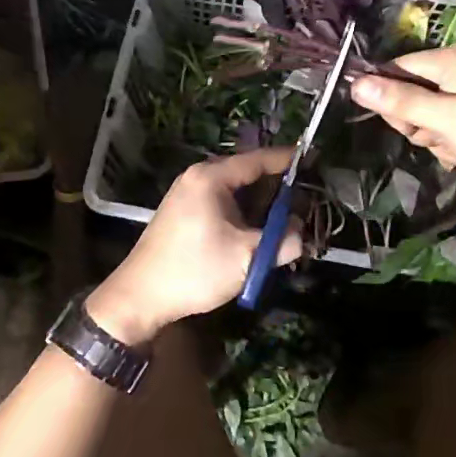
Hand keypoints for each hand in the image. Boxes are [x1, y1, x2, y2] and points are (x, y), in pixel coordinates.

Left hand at [87, 148, 303, 343]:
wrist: (141, 297)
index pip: (258, 159)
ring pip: (236, 194)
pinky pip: (223, 206)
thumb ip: (282, 241)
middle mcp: (198, 179)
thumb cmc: (194, 270)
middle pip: (248, 176)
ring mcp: (188, 196)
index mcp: (210, 178)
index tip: (314, 160)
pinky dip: (244, 217)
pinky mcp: (184, 215)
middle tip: (307, 204)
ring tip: (288, 225)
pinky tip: (259, 236)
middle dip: (278, 191)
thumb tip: (301, 233)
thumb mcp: (247, 257)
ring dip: (261, 209)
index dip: (288, 160)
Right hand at [351, 44, 455, 186]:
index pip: (397, 68)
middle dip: (420, 120)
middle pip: (419, 87)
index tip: (406, 129)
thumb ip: (400, 101)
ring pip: (441, 104)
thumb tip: (355, 83)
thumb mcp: (446, 121)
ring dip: (441, 132)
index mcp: (451, 58)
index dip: (390, 99)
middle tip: (440, 142)